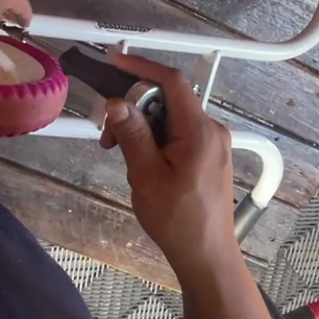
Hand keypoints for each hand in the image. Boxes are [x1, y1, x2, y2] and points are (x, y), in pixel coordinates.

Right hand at [98, 52, 237, 270]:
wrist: (206, 256)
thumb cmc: (176, 218)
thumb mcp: (146, 175)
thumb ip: (132, 134)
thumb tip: (115, 101)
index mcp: (200, 131)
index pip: (172, 82)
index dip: (142, 67)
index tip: (114, 61)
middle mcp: (211, 131)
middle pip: (167, 100)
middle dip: (133, 109)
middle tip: (107, 135)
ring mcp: (212, 144)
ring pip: (169, 119)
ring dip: (141, 128)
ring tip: (121, 154)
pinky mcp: (207, 157)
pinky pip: (176, 134)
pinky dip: (153, 139)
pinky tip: (139, 162)